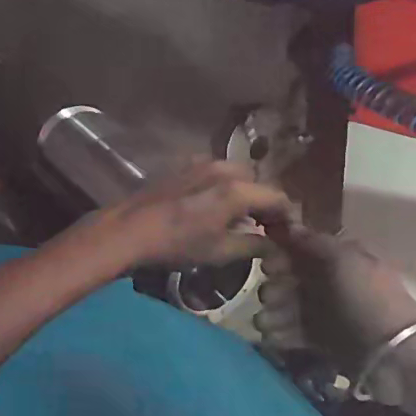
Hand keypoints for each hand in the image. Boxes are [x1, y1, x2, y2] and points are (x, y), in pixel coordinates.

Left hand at [80, 160, 291, 269]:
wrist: (129, 230)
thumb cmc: (177, 244)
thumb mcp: (219, 252)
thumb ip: (253, 245)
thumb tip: (274, 245)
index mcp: (236, 189)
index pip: (277, 196)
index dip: (286, 215)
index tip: (287, 232)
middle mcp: (223, 168)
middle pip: (256, 181)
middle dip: (263, 201)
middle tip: (261, 225)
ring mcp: (200, 162)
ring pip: (234, 172)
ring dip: (241, 190)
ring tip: (235, 216)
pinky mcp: (182, 164)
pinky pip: (213, 170)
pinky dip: (220, 184)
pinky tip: (209, 204)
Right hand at [256, 223, 415, 371]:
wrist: (391, 351)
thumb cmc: (367, 297)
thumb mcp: (344, 259)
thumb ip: (314, 242)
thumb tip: (287, 225)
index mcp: (339, 259)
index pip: (300, 252)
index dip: (280, 255)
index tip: (269, 265)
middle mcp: (329, 284)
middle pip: (289, 282)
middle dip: (274, 288)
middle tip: (271, 298)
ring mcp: (324, 315)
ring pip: (287, 309)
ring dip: (273, 314)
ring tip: (267, 322)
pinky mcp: (320, 343)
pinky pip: (292, 334)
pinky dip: (280, 335)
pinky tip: (273, 337)